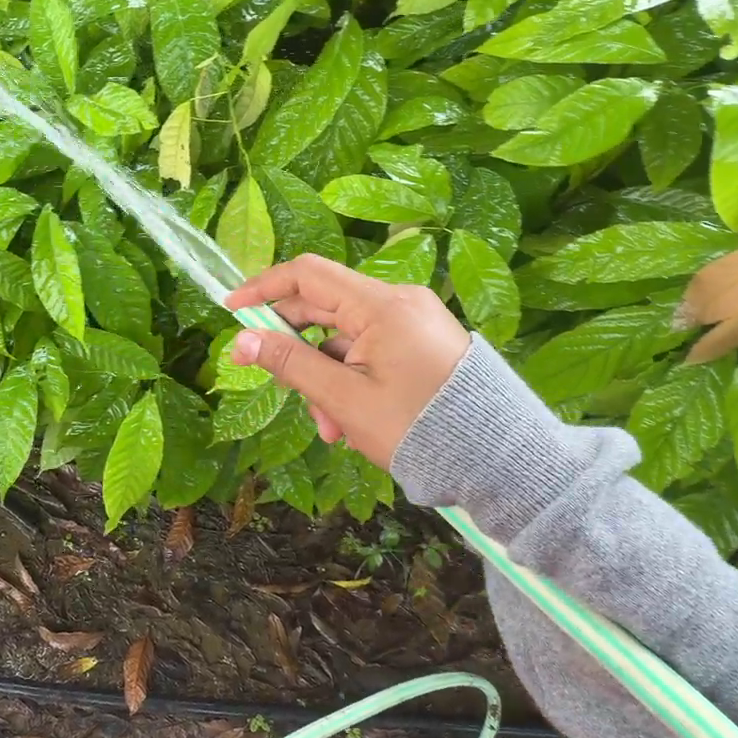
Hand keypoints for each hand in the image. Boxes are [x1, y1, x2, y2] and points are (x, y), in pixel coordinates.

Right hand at [225, 254, 471, 467]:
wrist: (506, 464)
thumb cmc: (418, 427)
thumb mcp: (343, 398)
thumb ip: (289, 363)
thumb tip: (242, 342)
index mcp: (382, 306)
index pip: (307, 274)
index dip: (263, 288)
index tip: (232, 311)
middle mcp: (399, 302)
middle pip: (323, 306)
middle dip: (294, 347)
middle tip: (274, 381)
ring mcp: (414, 323)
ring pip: (343, 337)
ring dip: (323, 375)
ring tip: (329, 427)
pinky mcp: (423, 344)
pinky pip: (369, 350)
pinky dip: (349, 379)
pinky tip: (349, 422)